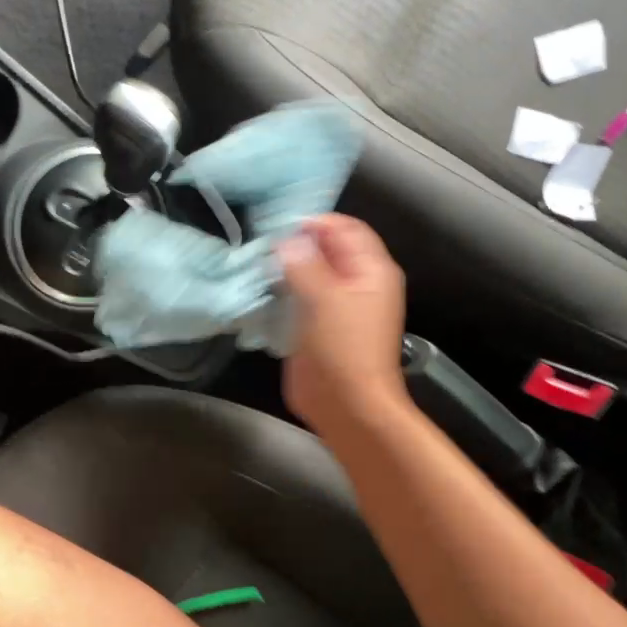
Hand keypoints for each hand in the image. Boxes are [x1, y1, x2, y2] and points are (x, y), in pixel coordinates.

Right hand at [278, 215, 412, 439]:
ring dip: (284, 272)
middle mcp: (355, 284)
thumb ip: (304, 266)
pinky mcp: (315, 327)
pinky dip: (280, 294)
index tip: (277, 228)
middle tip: (260, 248)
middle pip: (325, 251)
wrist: (345, 402)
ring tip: (255, 269)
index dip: (314, 224)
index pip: (345, 229)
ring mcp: (335, 307)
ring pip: (308, 276)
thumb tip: (285, 241)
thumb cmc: (343, 349)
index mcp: (371, 270)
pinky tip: (260, 294)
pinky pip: (297, 301)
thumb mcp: (324, 299)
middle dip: (295, 247)